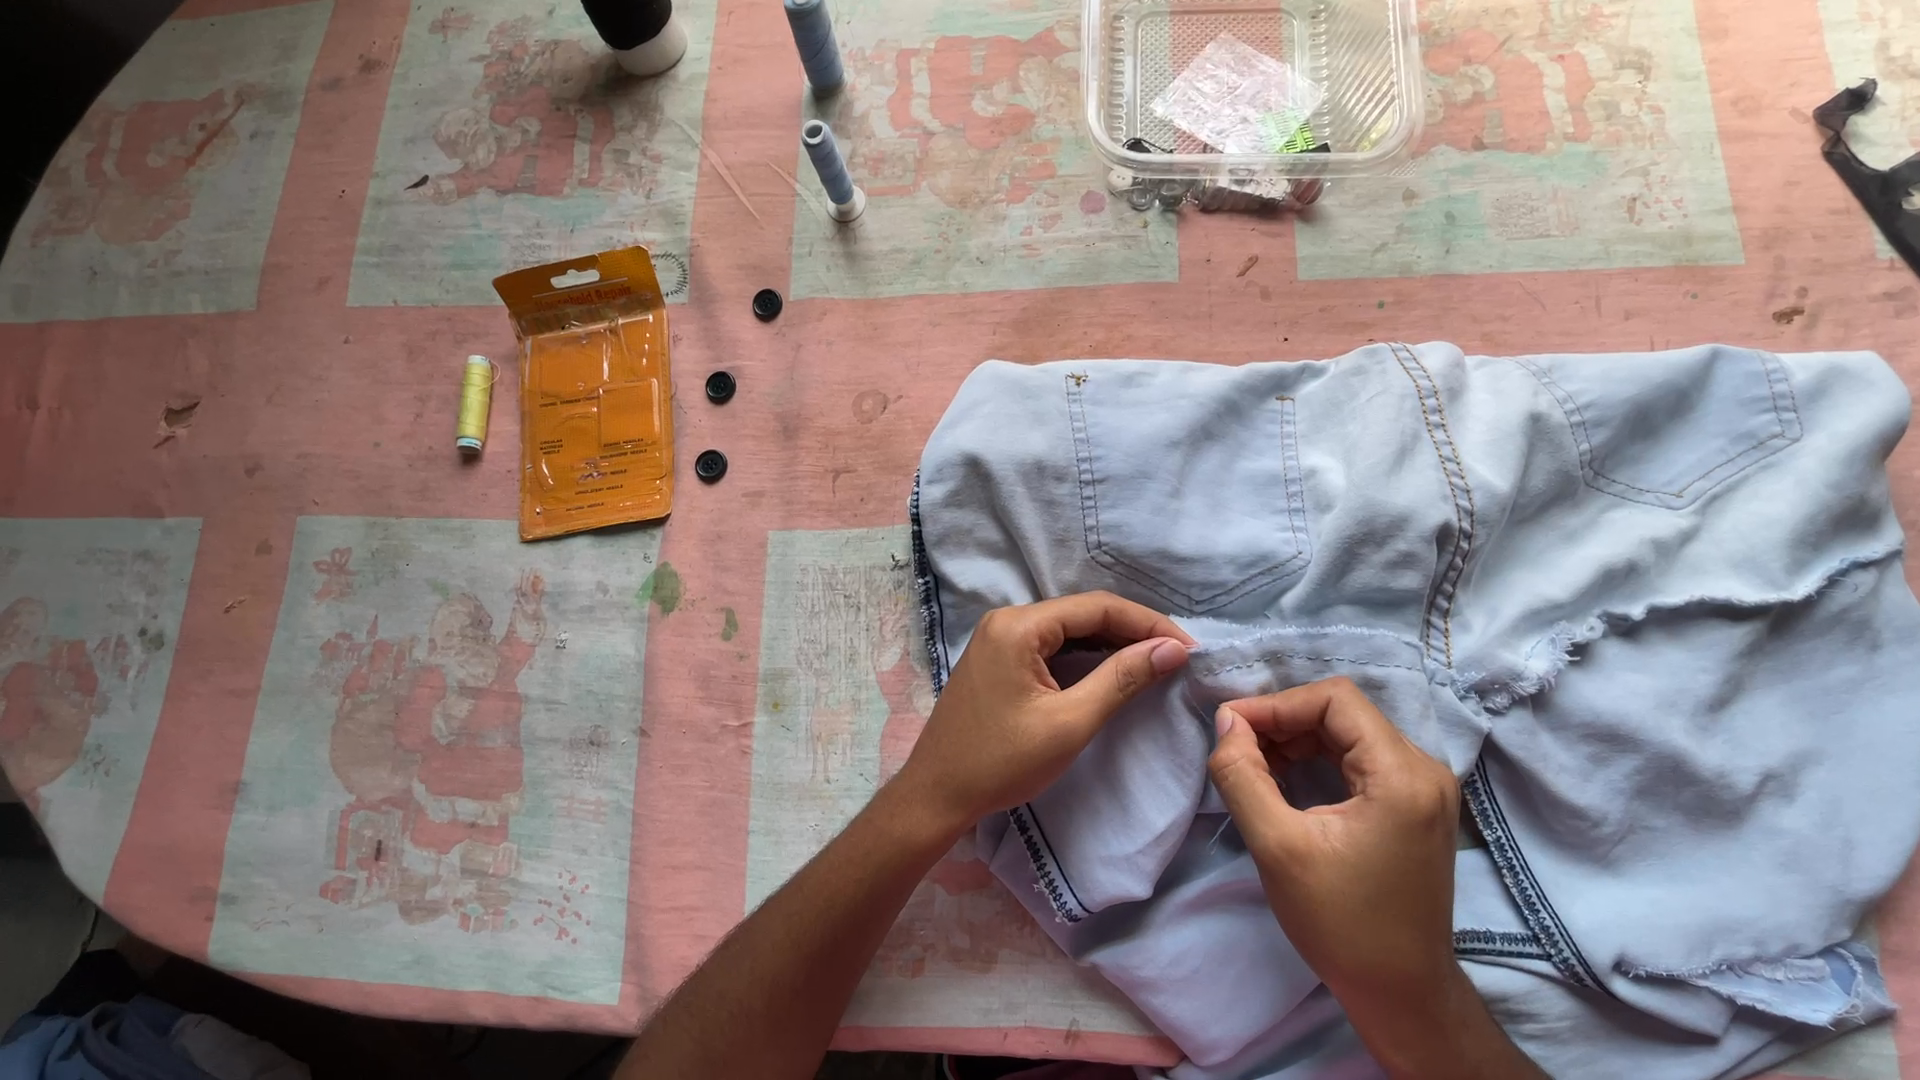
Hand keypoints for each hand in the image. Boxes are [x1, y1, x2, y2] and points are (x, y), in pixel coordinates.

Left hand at [892, 591, 1194, 834]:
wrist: (937, 793)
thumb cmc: (1001, 762)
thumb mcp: (1069, 722)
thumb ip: (1121, 679)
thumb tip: (1172, 649)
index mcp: (1018, 626)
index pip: (1097, 607)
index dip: (1147, 623)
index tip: (1187, 647)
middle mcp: (1007, 621)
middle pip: (1082, 613)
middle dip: (1132, 631)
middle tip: (1176, 656)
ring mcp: (999, 638)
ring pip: (1068, 630)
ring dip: (1111, 644)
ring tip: (1155, 662)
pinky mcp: (998, 658)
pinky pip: (1051, 646)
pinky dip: (1085, 656)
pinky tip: (1113, 670)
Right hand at [1207, 677, 1461, 1038]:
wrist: (1400, 990)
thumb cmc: (1339, 921)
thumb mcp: (1277, 846)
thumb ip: (1243, 775)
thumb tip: (1226, 723)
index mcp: (1402, 775)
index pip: (1335, 699)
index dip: (1277, 703)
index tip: (1231, 726)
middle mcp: (1423, 770)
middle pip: (1342, 712)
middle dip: (1282, 720)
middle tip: (1236, 744)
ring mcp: (1423, 788)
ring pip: (1348, 732)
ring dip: (1296, 738)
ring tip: (1253, 761)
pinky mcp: (1413, 805)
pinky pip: (1359, 758)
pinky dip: (1316, 758)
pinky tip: (1282, 776)